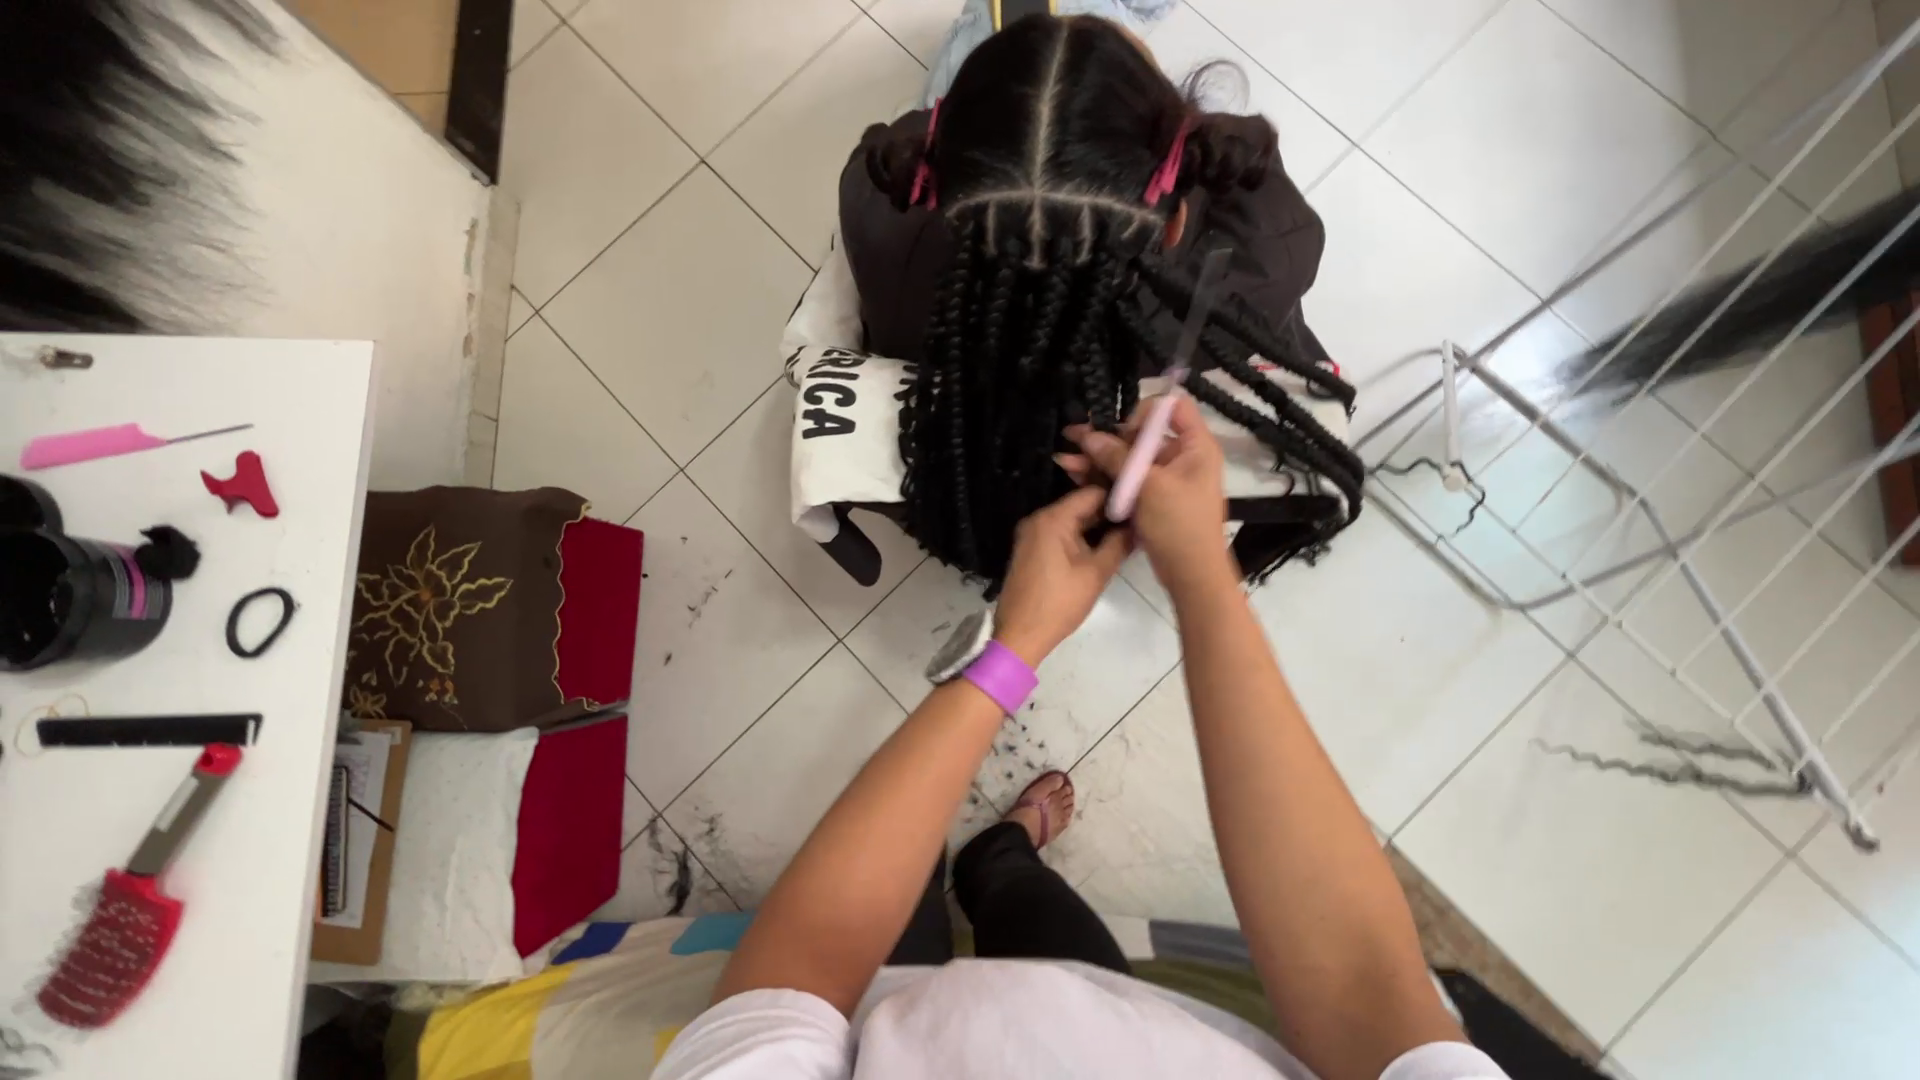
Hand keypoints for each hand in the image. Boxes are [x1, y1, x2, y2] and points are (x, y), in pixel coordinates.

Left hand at [993, 486, 1134, 664]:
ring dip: (1096, 527)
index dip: (1119, 496)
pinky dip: (1081, 537)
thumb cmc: (1059, 604)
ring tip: (1128, 533)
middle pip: (1080, 505)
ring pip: (1071, 521)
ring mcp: (1031, 534)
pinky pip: (1060, 534)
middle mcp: (1038, 519)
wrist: (1020, 635)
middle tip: (1141, 521)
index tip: (1143, 503)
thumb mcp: (1096, 573)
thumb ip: (1119, 543)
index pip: (1092, 493)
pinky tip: (1103, 546)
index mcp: (1052, 519)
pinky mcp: (1030, 549)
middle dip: (1109, 513)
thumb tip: (1138, 525)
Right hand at [1060, 393, 1231, 593]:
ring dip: (1098, 458)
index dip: (1144, 414)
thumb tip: (1088, 436)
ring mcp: (1165, 479)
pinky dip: (1105, 477)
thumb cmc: (1179, 525)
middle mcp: (1181, 457)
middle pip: (1142, 434)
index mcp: (1195, 446)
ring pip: (1128, 459)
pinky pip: (1126, 480)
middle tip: (1073, 437)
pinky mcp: (1151, 499)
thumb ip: (1117, 458)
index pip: (1172, 407)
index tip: (1123, 433)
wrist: (1191, 575)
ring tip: (1065, 459)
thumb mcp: (1147, 486)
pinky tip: (1077, 475)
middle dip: (1107, 437)